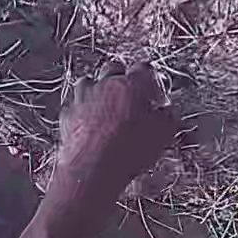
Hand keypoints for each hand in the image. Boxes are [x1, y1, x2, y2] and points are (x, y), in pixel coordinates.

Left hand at [45, 61, 178, 217]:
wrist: (93, 168)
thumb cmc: (128, 149)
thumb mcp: (162, 134)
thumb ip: (167, 117)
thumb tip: (169, 112)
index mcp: (132, 85)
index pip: (143, 69)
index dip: (149, 80)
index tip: (153, 93)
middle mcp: (105, 85)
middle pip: (113, 69)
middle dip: (121, 79)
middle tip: (129, 97)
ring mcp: (83, 98)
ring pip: (88, 82)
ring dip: (97, 89)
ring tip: (106, 107)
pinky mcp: (68, 114)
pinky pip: (74, 105)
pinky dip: (81, 110)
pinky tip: (87, 123)